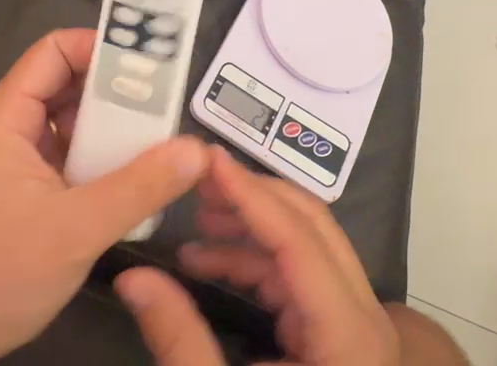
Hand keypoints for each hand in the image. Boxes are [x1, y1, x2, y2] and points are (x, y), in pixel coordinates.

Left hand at [0, 29, 210, 365]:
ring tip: (160, 138)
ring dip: (111, 127)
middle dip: (116, 90)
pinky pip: (67, 154)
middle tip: (167, 104)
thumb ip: (140, 186)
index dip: (100, 48)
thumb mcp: (78, 229)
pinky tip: (135, 175)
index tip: (150, 65)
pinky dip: (99, 157)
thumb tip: (196, 151)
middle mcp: (7, 128)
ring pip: (70, 121)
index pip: (53, 52)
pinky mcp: (23, 188)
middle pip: (66, 84)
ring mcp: (14, 159)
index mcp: (5, 118)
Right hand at [114, 148, 399, 365]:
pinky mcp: (340, 335)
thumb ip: (179, 340)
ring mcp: (355, 325)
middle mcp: (363, 317)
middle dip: (250, 199)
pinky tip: (207, 262)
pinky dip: (254, 262)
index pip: (297, 239)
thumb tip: (132, 276)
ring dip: (249, 229)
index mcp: (348, 335)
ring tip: (192, 225)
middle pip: (311, 227)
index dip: (249, 194)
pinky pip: (299, 277)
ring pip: (306, 246)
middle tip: (193, 182)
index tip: (205, 157)